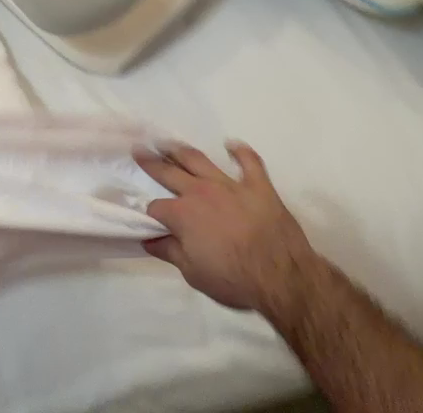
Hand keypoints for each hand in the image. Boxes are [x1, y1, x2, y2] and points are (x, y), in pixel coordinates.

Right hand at [135, 142, 321, 315]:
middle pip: (168, 172)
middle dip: (151, 162)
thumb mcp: (193, 274)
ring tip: (168, 143)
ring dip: (180, 149)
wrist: (283, 279)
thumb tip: (148, 240)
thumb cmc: (234, 279)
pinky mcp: (258, 186)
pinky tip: (231, 145)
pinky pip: (250, 163)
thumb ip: (170, 252)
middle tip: (139, 150)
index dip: (153, 215)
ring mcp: (230, 185)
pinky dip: (241, 152)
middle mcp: (200, 192)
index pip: (157, 208)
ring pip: (199, 160)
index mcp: (182, 214)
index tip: (153, 221)